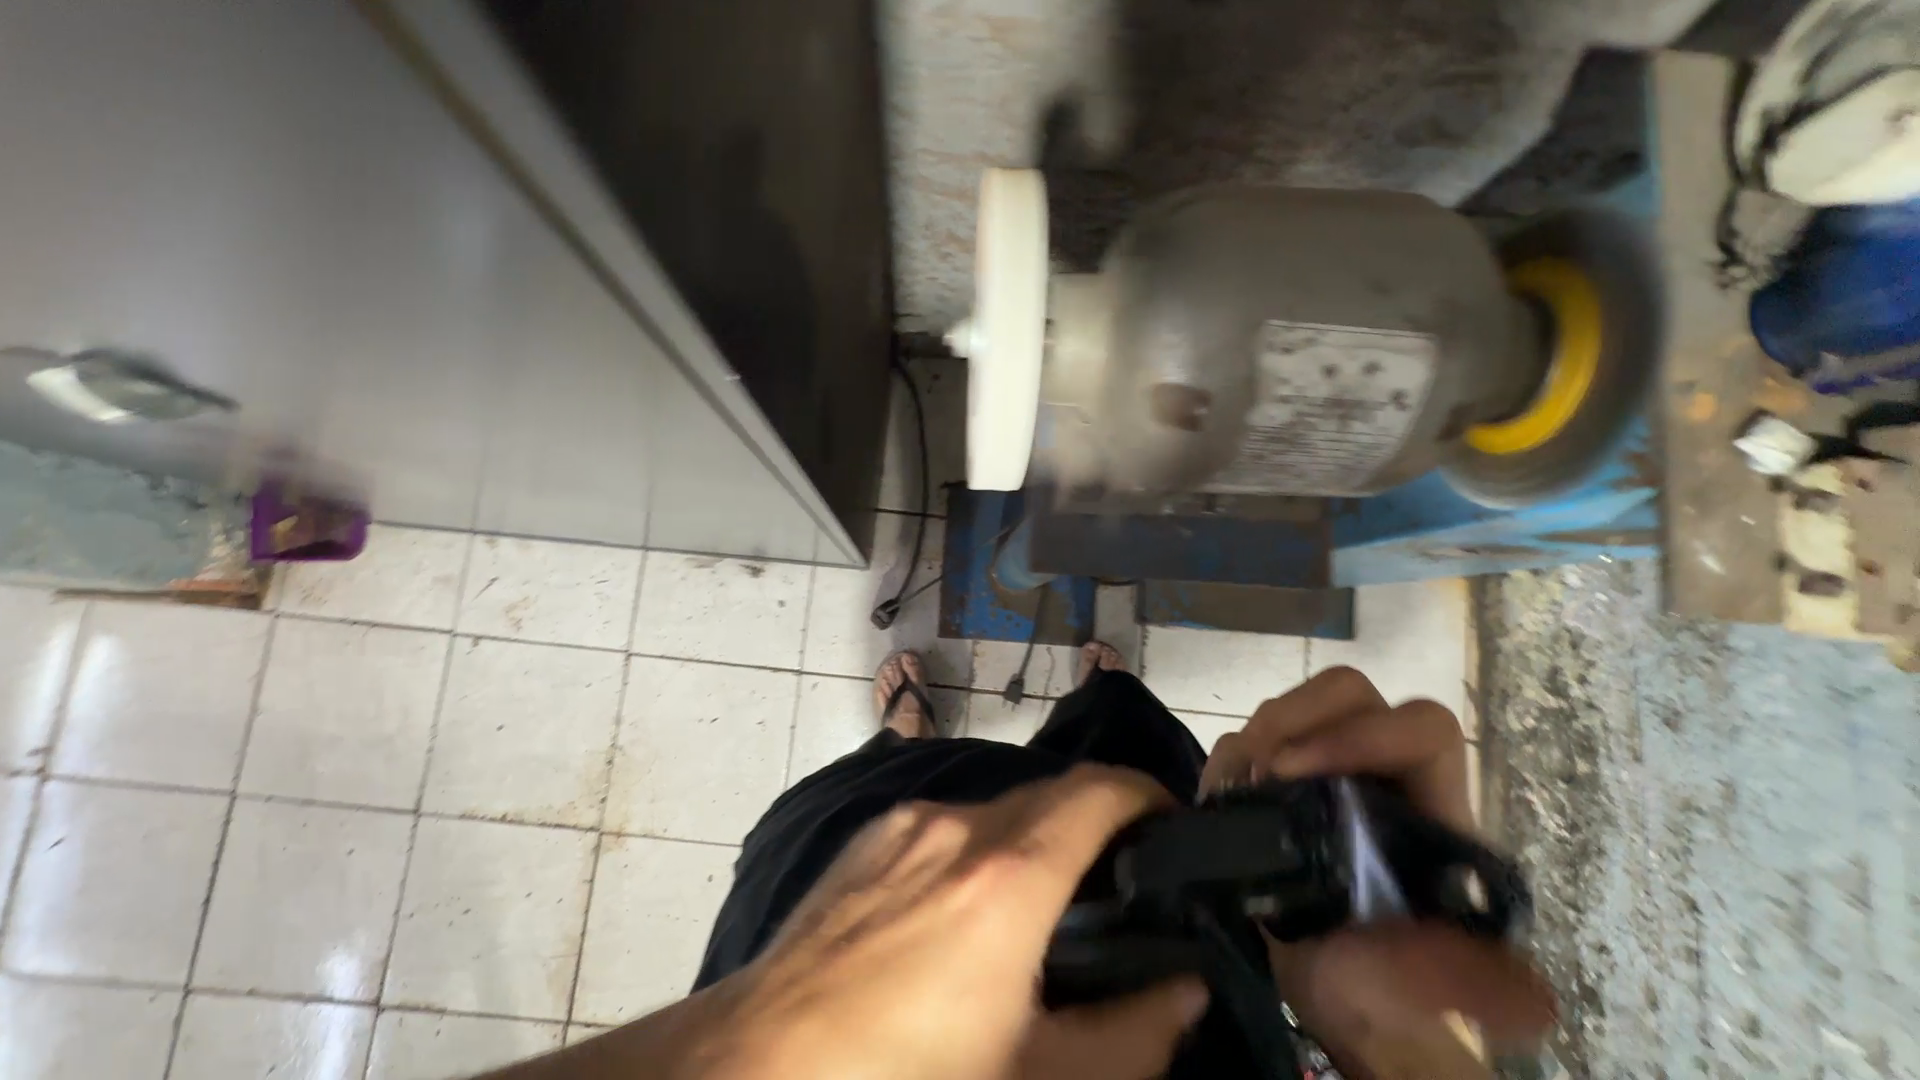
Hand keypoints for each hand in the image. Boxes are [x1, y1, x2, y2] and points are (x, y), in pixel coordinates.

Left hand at [694, 765, 1209, 1079]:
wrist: (761, 1062)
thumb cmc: (910, 1073)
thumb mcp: (1038, 1075)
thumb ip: (1131, 1034)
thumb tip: (1185, 987)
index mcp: (1008, 874)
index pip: (1098, 791)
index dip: (1146, 794)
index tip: (1171, 823)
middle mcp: (957, 826)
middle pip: (1050, 795)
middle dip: (1096, 820)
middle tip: (1121, 876)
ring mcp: (904, 825)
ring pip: (995, 809)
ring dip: (1033, 837)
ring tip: (1042, 900)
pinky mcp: (865, 839)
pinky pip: (944, 825)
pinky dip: (977, 846)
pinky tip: (964, 905)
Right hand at [1200, 667, 1556, 1076]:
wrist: (1323, 989)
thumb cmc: (1380, 987)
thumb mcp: (1422, 993)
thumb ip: (1464, 984)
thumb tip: (1532, 1001)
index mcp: (1431, 805)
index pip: (1421, 728)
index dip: (1363, 734)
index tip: (1294, 771)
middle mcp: (1380, 772)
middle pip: (1349, 693)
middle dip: (1294, 721)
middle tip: (1258, 774)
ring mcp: (1323, 768)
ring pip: (1292, 707)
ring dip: (1256, 742)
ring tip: (1236, 795)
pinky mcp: (1274, 777)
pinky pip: (1245, 738)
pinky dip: (1227, 762)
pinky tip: (1222, 803)